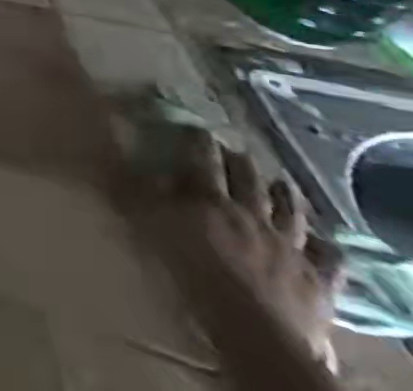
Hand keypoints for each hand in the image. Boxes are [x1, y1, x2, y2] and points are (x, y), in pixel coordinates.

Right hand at [147, 128, 343, 369]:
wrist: (250, 323)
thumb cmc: (187, 269)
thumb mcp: (148, 224)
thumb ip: (136, 191)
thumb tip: (124, 160)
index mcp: (207, 200)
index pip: (201, 161)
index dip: (198, 142)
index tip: (195, 127)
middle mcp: (250, 213)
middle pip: (248, 181)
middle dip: (241, 162)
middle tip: (236, 150)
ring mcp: (290, 244)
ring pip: (290, 211)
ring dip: (284, 193)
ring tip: (280, 180)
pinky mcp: (316, 275)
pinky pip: (327, 255)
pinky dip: (326, 244)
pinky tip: (324, 239)